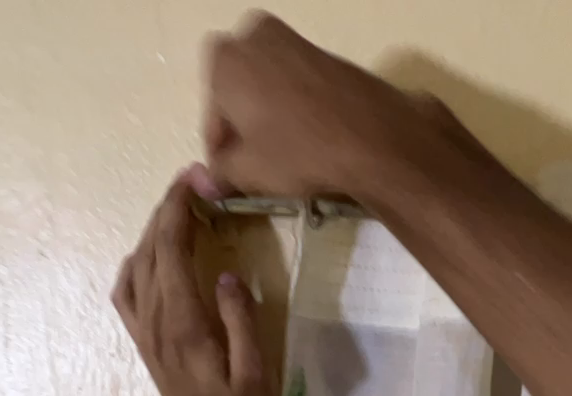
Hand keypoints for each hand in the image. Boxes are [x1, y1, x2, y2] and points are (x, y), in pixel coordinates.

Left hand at [113, 171, 276, 395]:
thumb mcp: (256, 373)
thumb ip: (242, 322)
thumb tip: (230, 277)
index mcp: (185, 325)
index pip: (172, 251)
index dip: (180, 209)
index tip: (196, 178)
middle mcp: (156, 323)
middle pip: (151, 251)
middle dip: (168, 209)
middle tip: (193, 181)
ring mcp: (145, 332)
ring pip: (137, 266)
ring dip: (153, 232)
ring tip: (178, 212)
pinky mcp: (145, 342)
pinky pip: (127, 293)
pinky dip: (137, 264)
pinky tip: (152, 257)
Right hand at [199, 12, 482, 202]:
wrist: (370, 136)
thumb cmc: (297, 152)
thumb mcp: (248, 171)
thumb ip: (218, 174)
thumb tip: (200, 181)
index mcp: (224, 59)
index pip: (211, 120)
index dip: (221, 156)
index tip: (233, 180)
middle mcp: (253, 37)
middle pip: (237, 99)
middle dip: (243, 133)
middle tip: (259, 171)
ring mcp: (291, 40)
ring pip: (265, 93)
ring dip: (268, 124)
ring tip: (285, 161)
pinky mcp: (322, 54)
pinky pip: (293, 89)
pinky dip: (293, 114)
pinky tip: (307, 143)